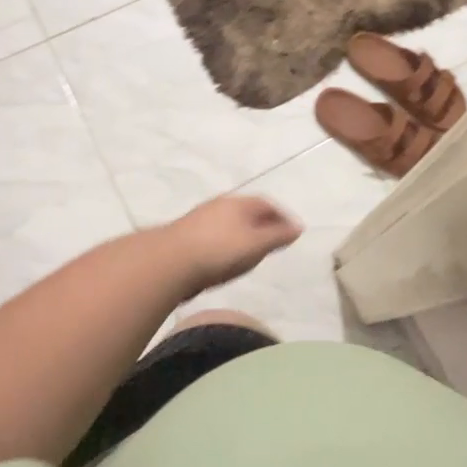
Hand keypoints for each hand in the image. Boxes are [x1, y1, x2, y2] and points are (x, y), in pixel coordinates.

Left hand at [164, 196, 302, 294]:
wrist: (168, 262)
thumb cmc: (219, 252)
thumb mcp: (256, 245)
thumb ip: (278, 236)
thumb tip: (298, 226)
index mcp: (239, 203)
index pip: (266, 204)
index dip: (282, 216)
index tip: (292, 230)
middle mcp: (220, 205)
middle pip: (247, 211)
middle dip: (262, 223)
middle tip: (274, 240)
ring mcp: (201, 219)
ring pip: (229, 223)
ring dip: (243, 234)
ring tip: (251, 252)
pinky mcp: (186, 236)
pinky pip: (215, 236)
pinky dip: (226, 244)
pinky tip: (224, 261)